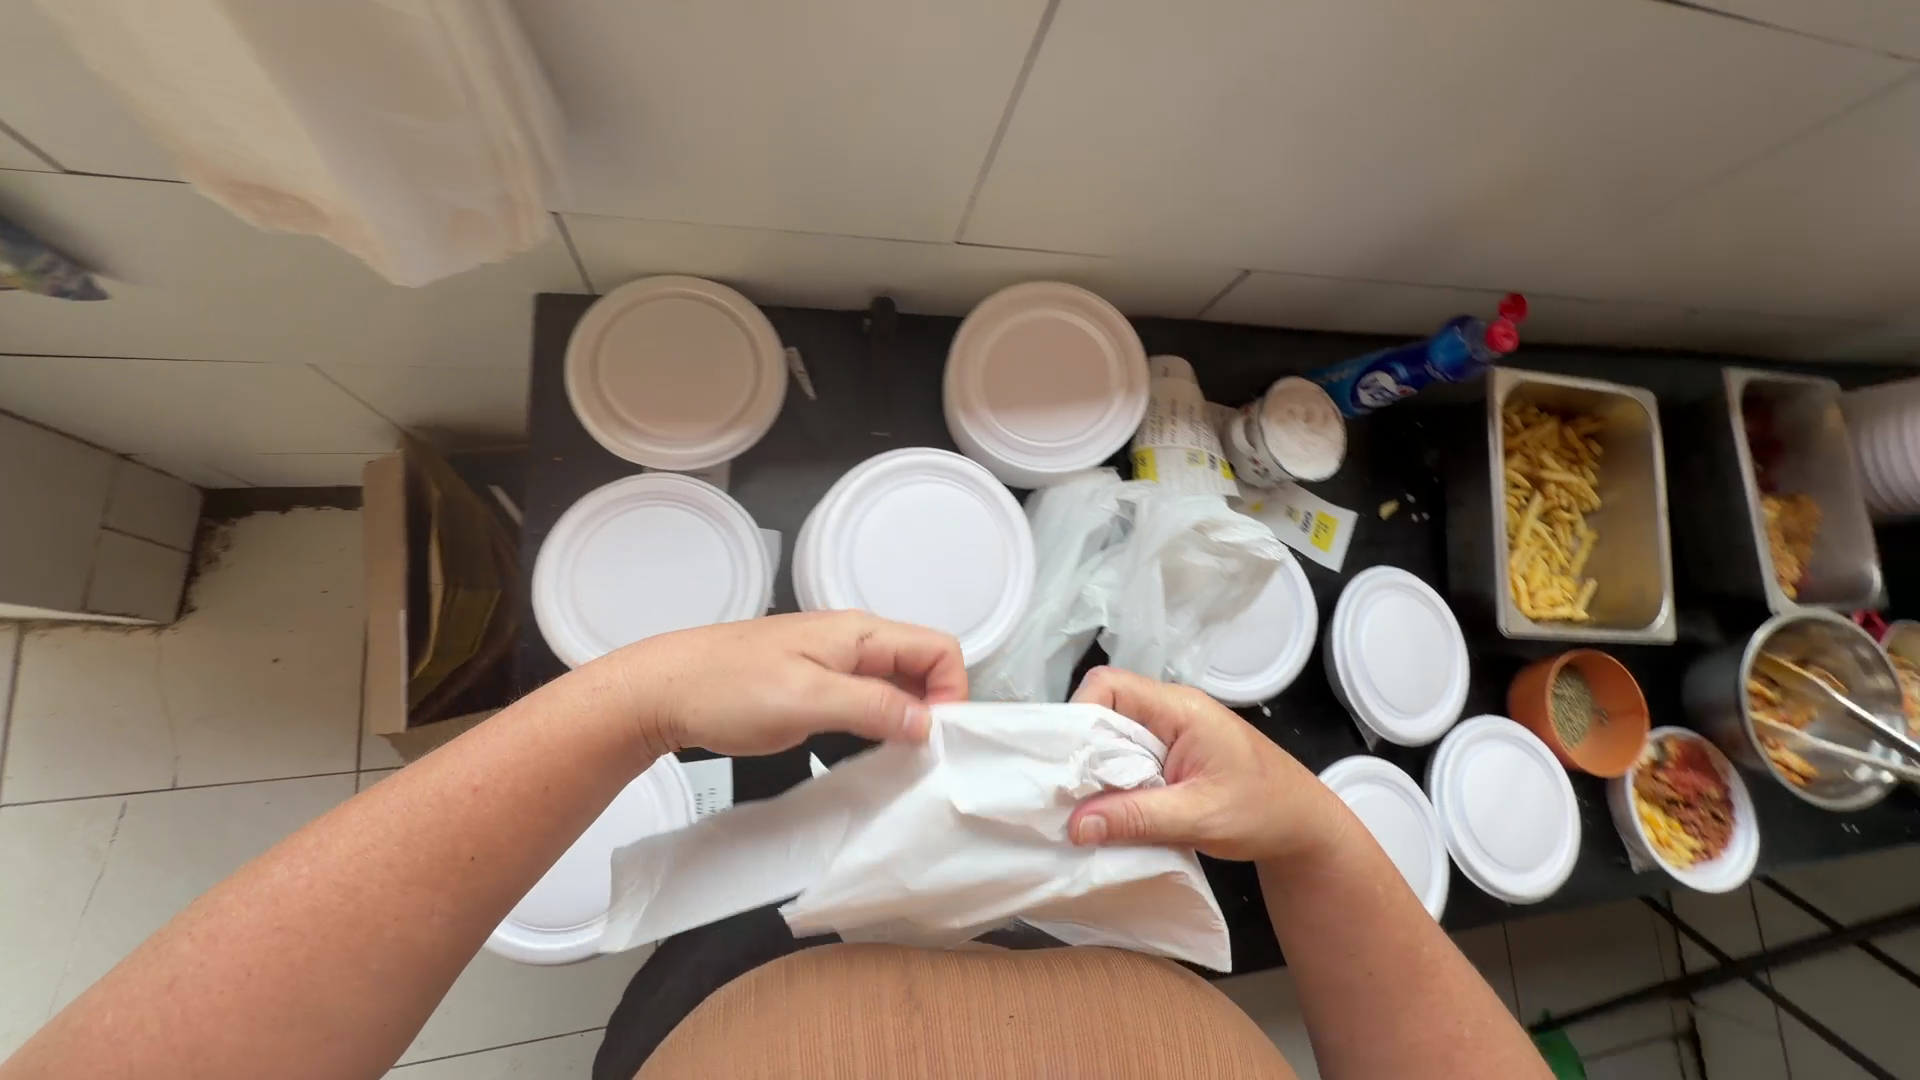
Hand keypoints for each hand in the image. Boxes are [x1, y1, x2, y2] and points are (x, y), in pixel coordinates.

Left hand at [596, 611, 968, 758]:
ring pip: (895, 689)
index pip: (939, 649)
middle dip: (933, 711)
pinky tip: (867, 756)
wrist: (663, 691)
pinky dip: (877, 728)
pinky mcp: (816, 687)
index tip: (939, 737)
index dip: (951, 691)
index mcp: (861, 634)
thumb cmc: (726, 687)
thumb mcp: (808, 699)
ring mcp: (834, 665)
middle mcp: (855, 644)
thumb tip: (928, 722)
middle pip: (922, 668)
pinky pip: (866, 703)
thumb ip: (874, 707)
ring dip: (905, 723)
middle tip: (921, 758)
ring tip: (895, 763)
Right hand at [1066, 667, 1349, 862]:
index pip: (1110, 685)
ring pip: (1113, 734)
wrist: (1304, 826)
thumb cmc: (1265, 811)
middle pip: (1105, 708)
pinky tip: (1110, 807)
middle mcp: (1169, 709)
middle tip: (1067, 790)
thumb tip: (1075, 824)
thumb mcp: (1200, 817)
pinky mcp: (1169, 752)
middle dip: (1082, 747)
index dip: (1079, 713)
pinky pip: (1127, 753)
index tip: (1066, 759)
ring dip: (1098, 766)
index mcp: (1179, 708)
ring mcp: (1170, 730)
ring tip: (1084, 803)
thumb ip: (1137, 817)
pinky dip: (1114, 778)